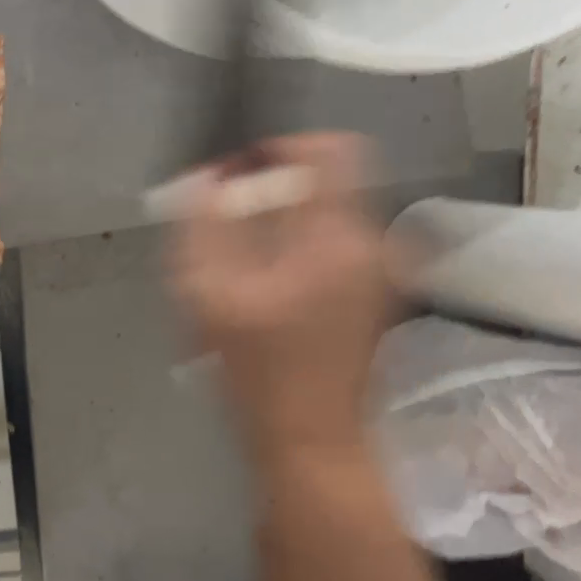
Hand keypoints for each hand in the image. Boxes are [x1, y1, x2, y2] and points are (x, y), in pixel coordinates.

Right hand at [167, 133, 395, 457]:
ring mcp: (377, 268)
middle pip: (319, 181)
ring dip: (272, 219)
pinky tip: (254, 281)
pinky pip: (327, 238)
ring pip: (320, 210)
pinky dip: (288, 242)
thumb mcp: (205, 287)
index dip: (278, 147)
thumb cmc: (252, 363)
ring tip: (230, 258)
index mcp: (334, 236)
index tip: (235, 171)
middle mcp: (370, 243)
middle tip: (215, 223)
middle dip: (263, 191)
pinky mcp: (372, 289)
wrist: (309, 434)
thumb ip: (203, 221)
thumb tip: (209, 173)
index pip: (329, 151)